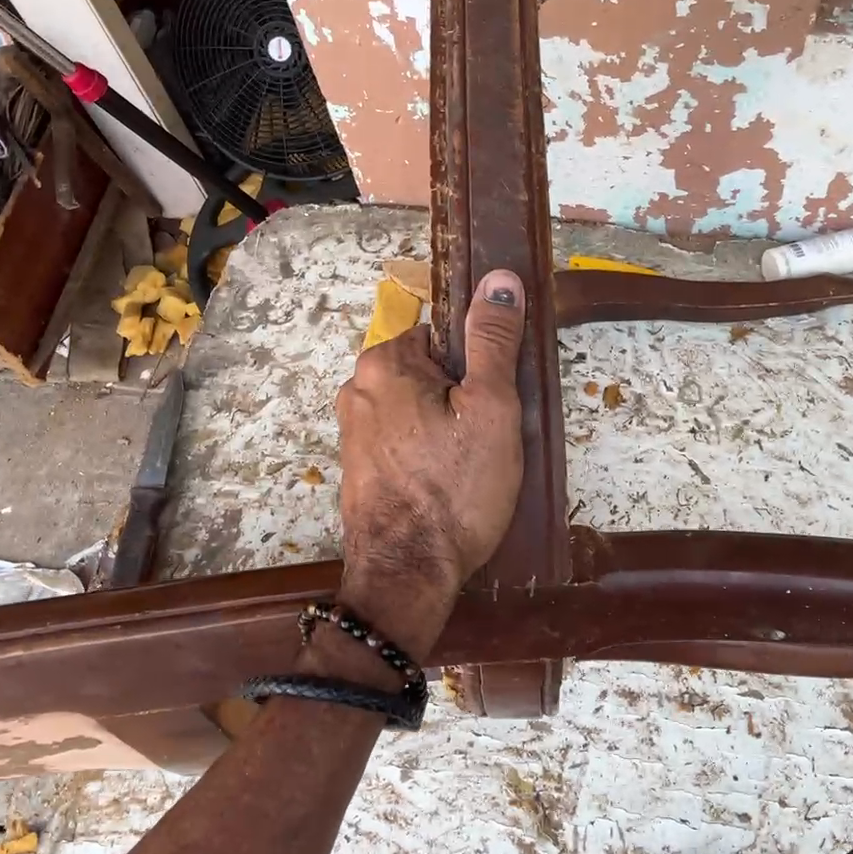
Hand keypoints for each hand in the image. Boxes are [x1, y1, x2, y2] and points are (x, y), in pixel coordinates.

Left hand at [333, 269, 525, 650]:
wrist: (408, 574)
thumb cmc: (456, 488)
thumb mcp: (491, 407)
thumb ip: (493, 340)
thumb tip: (501, 278)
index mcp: (384, 362)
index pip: (443, 336)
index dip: (475, 367)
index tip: (490, 404)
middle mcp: (356, 388)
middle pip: (428, 372)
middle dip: (459, 398)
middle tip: (485, 440)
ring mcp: (351, 430)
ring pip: (416, 408)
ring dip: (444, 428)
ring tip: (468, 467)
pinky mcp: (356, 466)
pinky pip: (401, 439)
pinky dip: (424, 453)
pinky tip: (444, 485)